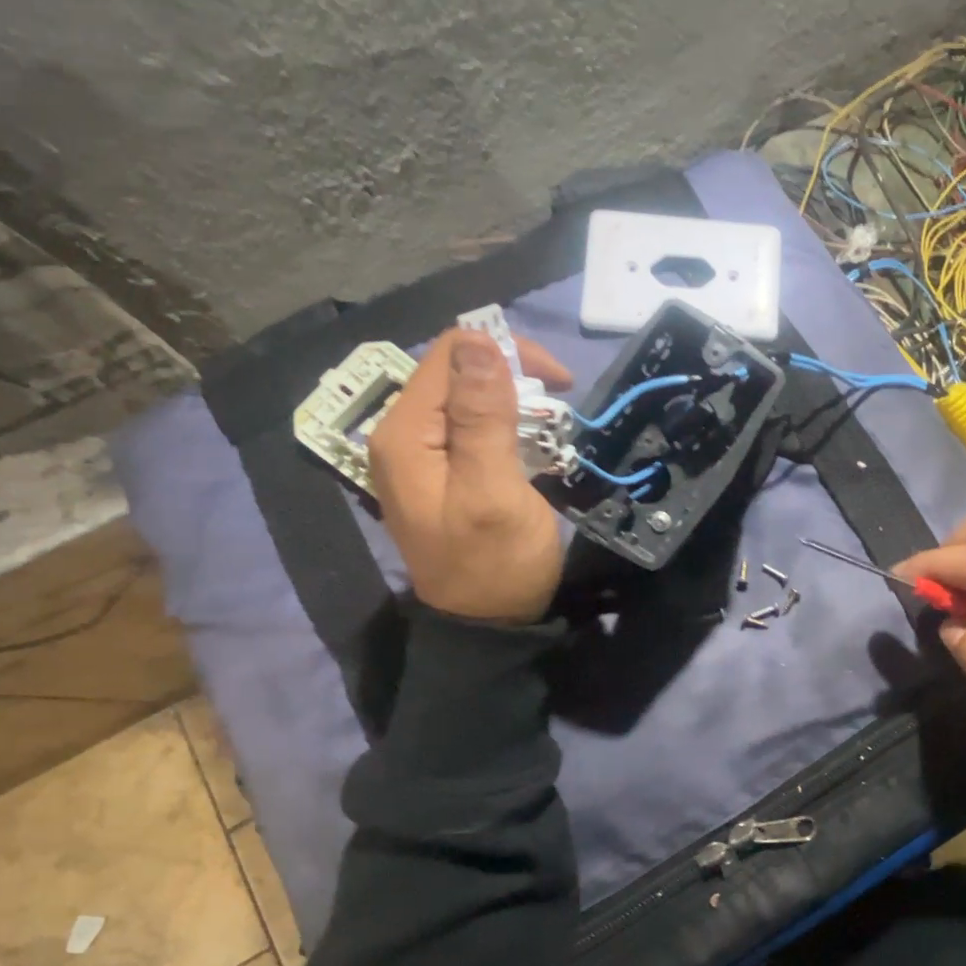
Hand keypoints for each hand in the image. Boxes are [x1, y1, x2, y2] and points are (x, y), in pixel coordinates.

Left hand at [368, 328, 573, 622]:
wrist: (488, 626)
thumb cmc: (495, 562)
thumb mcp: (493, 490)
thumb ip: (482, 417)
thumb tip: (477, 339)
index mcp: (406, 433)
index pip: (451, 354)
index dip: (507, 354)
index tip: (560, 384)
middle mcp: (404, 434)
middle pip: (458, 371)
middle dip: (515, 378)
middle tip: (561, 408)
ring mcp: (422, 454)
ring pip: (471, 397)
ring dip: (518, 405)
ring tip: (552, 433)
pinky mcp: (445, 470)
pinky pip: (475, 427)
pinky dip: (511, 428)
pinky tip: (535, 449)